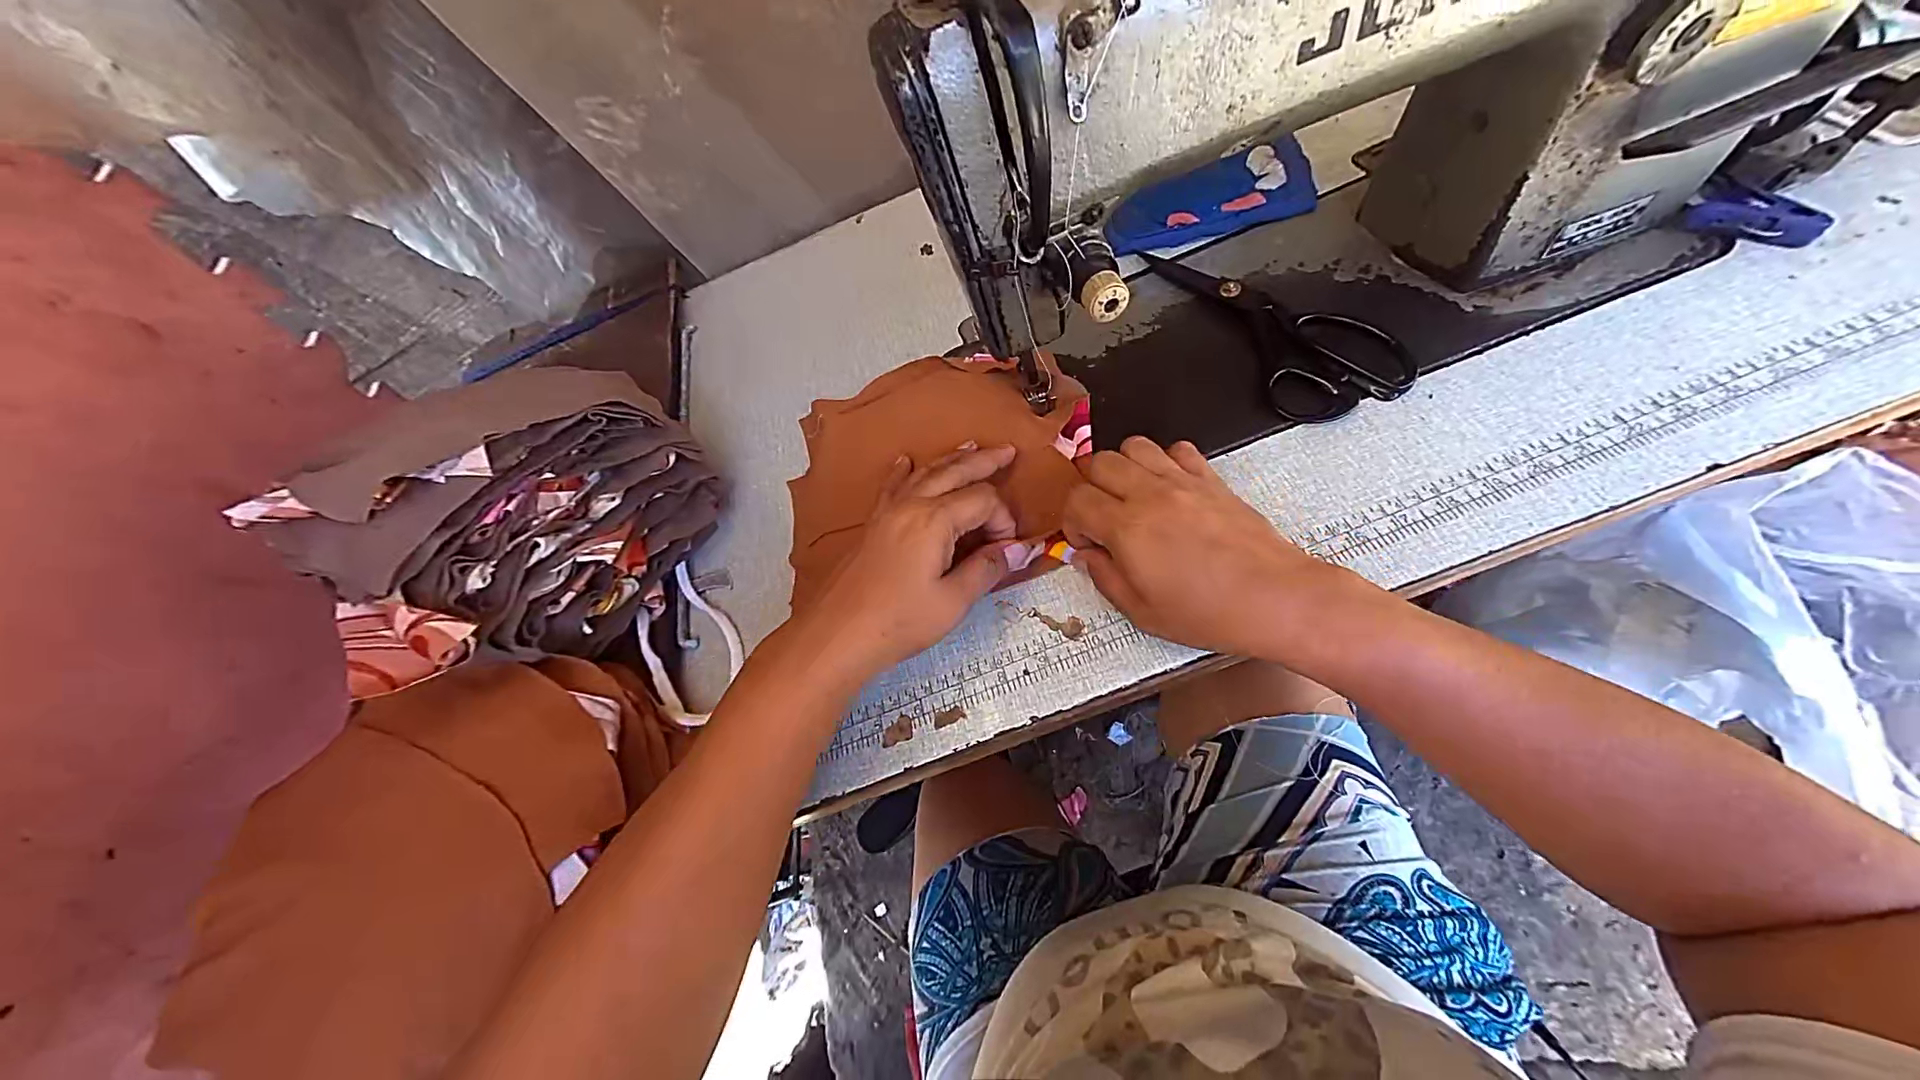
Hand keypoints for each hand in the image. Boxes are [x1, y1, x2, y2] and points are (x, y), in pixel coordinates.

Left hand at [792, 444, 1024, 679]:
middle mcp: (910, 506)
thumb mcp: (952, 601)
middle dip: (984, 461)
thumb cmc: (896, 623)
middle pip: (955, 472)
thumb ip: (986, 569)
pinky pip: (893, 486)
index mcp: (934, 521)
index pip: (983, 500)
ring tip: (971, 448)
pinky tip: (906, 461)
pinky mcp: (873, 524)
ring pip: (925, 473)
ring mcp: (888, 512)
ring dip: (951, 460)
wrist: (838, 634)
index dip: (1003, 520)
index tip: (1006, 548)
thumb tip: (1018, 550)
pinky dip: (905, 471)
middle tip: (1007, 452)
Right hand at [1063, 437, 1370, 659]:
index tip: (1086, 540)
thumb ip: (1105, 578)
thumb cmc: (1213, 611)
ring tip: (1130, 495)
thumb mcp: (1142, 612)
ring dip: (1122, 467)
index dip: (1072, 521)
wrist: (1275, 598)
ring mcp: (1183, 483)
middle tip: (1101, 514)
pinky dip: (1164, 460)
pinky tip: (1167, 487)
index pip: (1076, 499)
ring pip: (1133, 445)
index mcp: (1128, 529)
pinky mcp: (1211, 480)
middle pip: (1098, 462)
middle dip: (1089, 487)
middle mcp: (1151, 496)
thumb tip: (1087, 557)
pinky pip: (1178, 448)